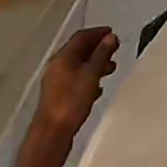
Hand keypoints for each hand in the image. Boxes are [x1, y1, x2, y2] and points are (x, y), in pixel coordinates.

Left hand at [32, 27, 118, 143]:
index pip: (81, 36)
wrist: (52, 133)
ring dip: (95, 64)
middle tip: (115, 49)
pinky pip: (75, 80)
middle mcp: (57, 66)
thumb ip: (102, 54)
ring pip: (78, 66)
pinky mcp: (57, 96)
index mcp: (63, 57)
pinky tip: (98, 88)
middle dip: (98, 48)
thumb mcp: (91, 74)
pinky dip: (88, 78)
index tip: (113, 32)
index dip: (98, 32)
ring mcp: (56, 82)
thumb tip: (111, 36)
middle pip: (79, 50)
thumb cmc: (72, 100)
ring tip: (111, 68)